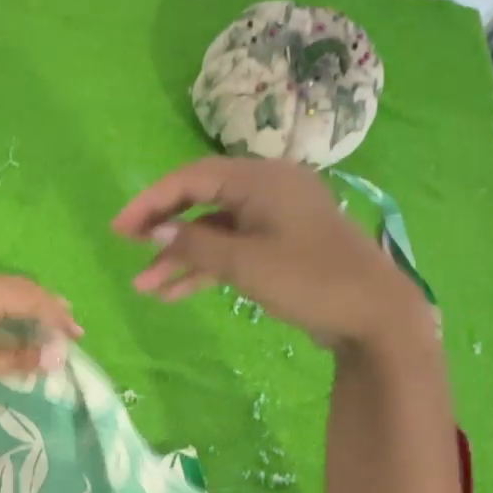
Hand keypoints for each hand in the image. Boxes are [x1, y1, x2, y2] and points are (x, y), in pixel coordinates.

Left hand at [0, 274, 82, 404]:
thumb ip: (16, 358)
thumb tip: (52, 358)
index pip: (30, 297)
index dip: (56, 317)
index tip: (77, 336)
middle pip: (19, 291)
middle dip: (46, 310)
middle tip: (70, 331)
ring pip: (3, 298)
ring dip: (27, 315)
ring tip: (50, 333)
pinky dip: (7, 320)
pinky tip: (17, 336)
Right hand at [112, 157, 433, 350]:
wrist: (373, 314)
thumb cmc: (310, 280)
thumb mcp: (246, 263)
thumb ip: (197, 244)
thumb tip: (156, 231)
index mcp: (263, 180)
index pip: (194, 178)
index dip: (152, 200)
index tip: (119, 228)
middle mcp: (267, 191)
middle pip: (201, 201)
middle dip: (163, 229)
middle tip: (126, 248)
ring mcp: (274, 220)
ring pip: (214, 231)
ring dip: (179, 257)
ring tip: (144, 287)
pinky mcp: (279, 247)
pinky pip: (231, 250)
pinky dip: (204, 269)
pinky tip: (174, 294)